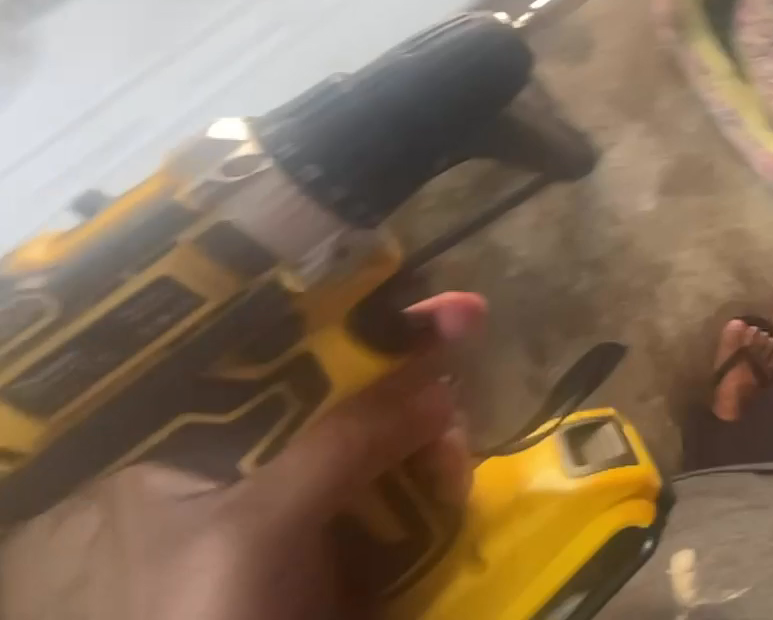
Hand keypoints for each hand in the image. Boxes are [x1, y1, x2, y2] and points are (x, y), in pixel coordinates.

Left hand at [0, 292, 484, 619]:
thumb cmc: (216, 614)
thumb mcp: (259, 527)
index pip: (276, 356)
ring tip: (450, 462)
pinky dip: (442, 473)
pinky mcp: (363, 531)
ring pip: (394, 427)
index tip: (411, 287)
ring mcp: (315, 500)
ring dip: (434, 431)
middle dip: (409, 369)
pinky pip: (414, 474)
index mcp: (200, 452)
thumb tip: (439, 378)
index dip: (347, 316)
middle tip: (469, 319)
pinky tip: (452, 485)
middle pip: (349, 384)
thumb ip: (342, 441)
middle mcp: (260, 463)